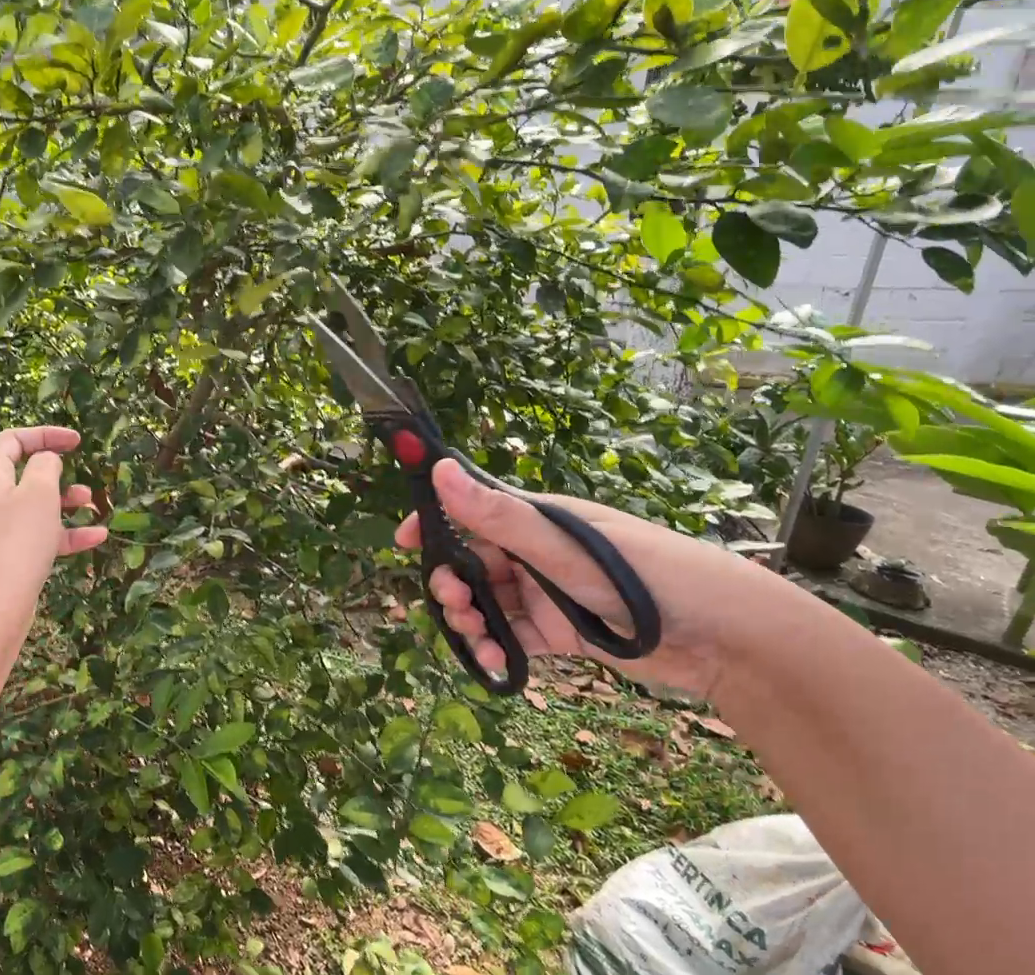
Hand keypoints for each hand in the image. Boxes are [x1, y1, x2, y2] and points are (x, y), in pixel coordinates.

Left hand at [0, 427, 108, 619]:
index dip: (45, 434)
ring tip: (91, 504)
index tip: (77, 441)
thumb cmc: (16, 542)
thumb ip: (45, 467)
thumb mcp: (38, 494)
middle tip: (79, 475)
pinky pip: (36, 534)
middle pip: (22, 473)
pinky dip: (63, 532)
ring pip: (32, 505)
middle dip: (57, 473)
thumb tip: (45, 461)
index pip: (12, 440)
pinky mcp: (4, 555)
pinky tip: (97, 536)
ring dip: (64, 502)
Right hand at [395, 458, 800, 697]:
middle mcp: (538, 554)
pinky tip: (495, 665)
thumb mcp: (562, 548)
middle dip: (452, 585)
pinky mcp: (562, 633)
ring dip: (471, 621)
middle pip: (473, 565)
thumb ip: (496, 516)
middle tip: (453, 604)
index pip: (471, 514)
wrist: (730, 639)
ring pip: (489, 604)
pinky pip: (514, 637)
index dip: (434, 526)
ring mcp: (549, 595)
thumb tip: (438, 468)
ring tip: (475, 640)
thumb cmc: (644, 576)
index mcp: (538, 521)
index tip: (403, 543)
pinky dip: (498, 650)